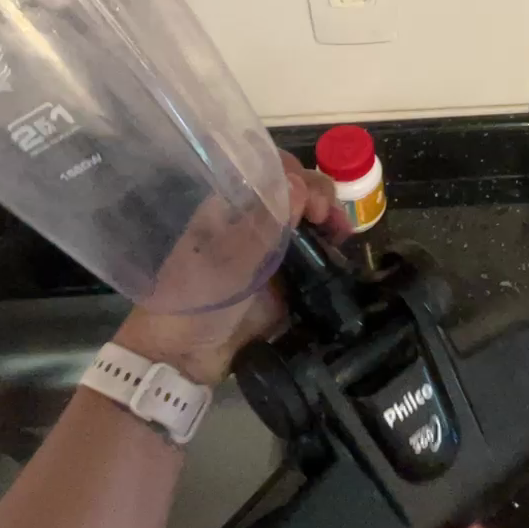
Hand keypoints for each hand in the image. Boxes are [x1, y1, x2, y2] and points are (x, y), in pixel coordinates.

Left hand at [113, 151, 347, 383]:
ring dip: (331, 217)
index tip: (309, 198)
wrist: (186, 358)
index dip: (296, 174)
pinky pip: (315, 252)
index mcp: (230, 206)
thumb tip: (300, 184)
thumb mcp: (227, 261)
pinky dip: (332, 246)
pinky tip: (341, 248)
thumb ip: (264, 225)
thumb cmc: (194, 301)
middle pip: (297, 190)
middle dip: (320, 195)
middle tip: (329, 219)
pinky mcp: (287, 276)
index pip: (270, 169)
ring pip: (310, 218)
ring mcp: (273, 248)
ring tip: (342, 232)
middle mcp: (254, 220)